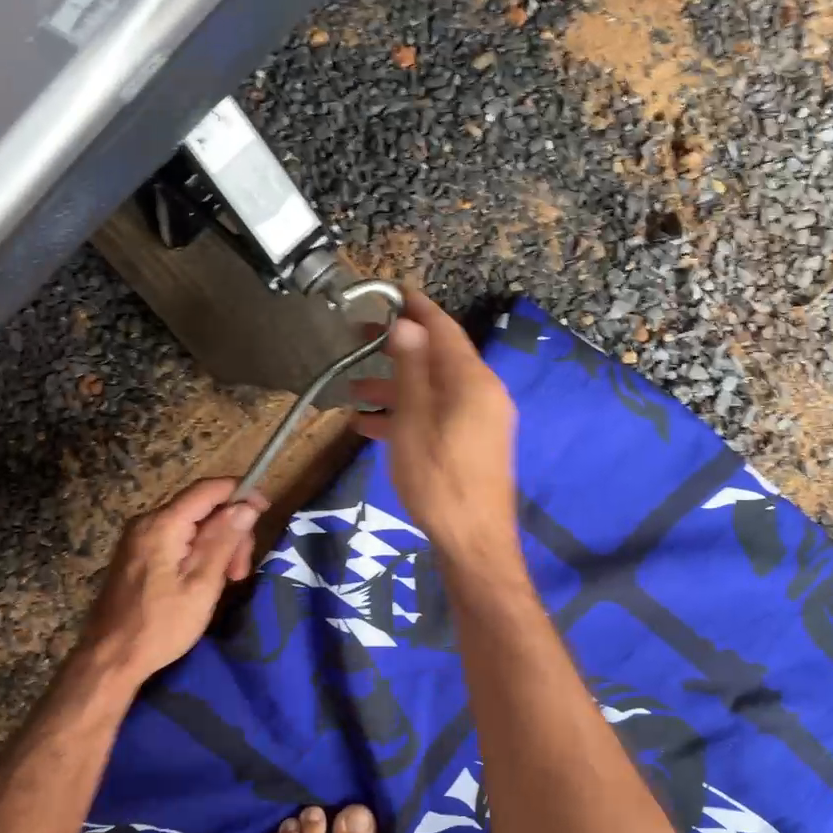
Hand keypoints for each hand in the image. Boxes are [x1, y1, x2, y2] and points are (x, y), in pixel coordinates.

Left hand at [76, 479, 264, 684]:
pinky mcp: (136, 555)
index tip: (265, 510)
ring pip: (190, 525)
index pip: (207, 489)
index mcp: (162, 524)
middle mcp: (146, 522)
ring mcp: (138, 538)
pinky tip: (205, 580)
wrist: (111, 657)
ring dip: (216, 545)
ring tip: (227, 581)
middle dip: (229, 531)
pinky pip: (175, 539)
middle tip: (240, 571)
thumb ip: (224, 541)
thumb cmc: (161, 625)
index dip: (240, 493)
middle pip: (200, 508)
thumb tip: (246, 506)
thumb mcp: (202, 584)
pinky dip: (197, 552)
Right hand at [352, 288, 519, 563]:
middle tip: (355, 339)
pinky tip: (370, 425)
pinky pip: (436, 416)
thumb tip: (406, 324)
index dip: (415, 308)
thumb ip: (411, 371)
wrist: (473, 540)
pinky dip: (406, 414)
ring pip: (431, 390)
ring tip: (351, 389)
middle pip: (435, 358)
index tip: (387, 292)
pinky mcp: (471, 444)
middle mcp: (481, 393)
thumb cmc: (439, 480)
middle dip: (394, 348)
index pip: (442, 329)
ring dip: (393, 387)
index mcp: (471, 381)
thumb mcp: (415, 422)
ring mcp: (478, 420)